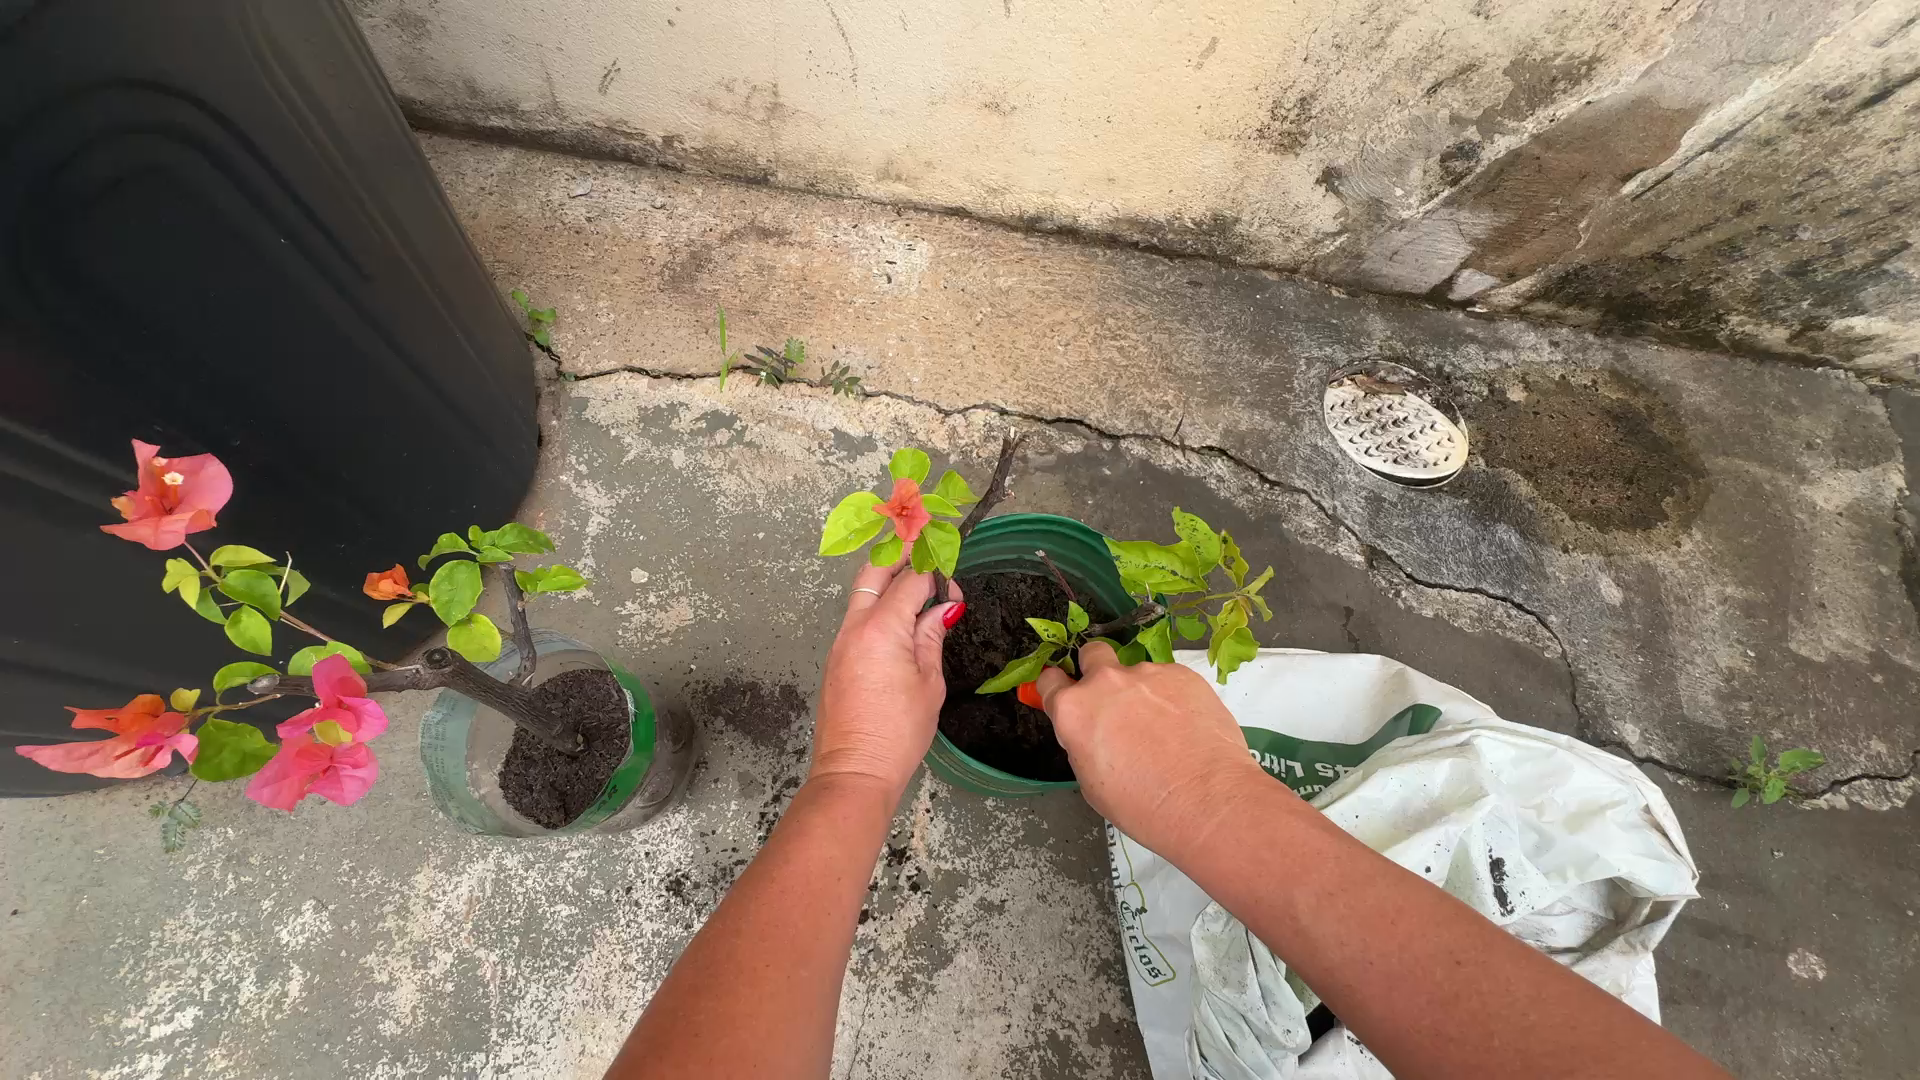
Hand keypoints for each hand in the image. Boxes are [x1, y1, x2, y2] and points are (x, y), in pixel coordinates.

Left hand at [811, 555, 964, 797]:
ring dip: (886, 580)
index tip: (952, 581)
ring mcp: (840, 641)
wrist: (855, 770)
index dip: (935, 574)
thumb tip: (944, 609)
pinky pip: (856, 617)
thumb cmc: (898, 732)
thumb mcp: (930, 682)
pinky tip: (899, 619)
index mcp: (882, 628)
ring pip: (862, 593)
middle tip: (925, 552)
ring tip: (916, 585)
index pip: (910, 580)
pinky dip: (877, 606)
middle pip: (874, 571)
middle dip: (900, 556)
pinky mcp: (836, 657)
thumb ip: (932, 637)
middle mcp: (855, 627)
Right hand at [1037, 641, 1281, 855]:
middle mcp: (1105, 682)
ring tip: (1165, 729)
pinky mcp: (1182, 674)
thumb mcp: (1091, 782)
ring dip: (1143, 692)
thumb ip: (1083, 742)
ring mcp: (1145, 673)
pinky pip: (1169, 679)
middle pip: (1091, 653)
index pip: (1049, 680)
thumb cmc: (1143, 805)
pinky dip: (1173, 697)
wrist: (1207, 800)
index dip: (1057, 689)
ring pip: (1137, 672)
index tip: (1066, 696)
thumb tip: (1092, 731)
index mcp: (1073, 710)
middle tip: (1114, 700)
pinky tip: (1187, 727)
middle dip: (1097, 669)